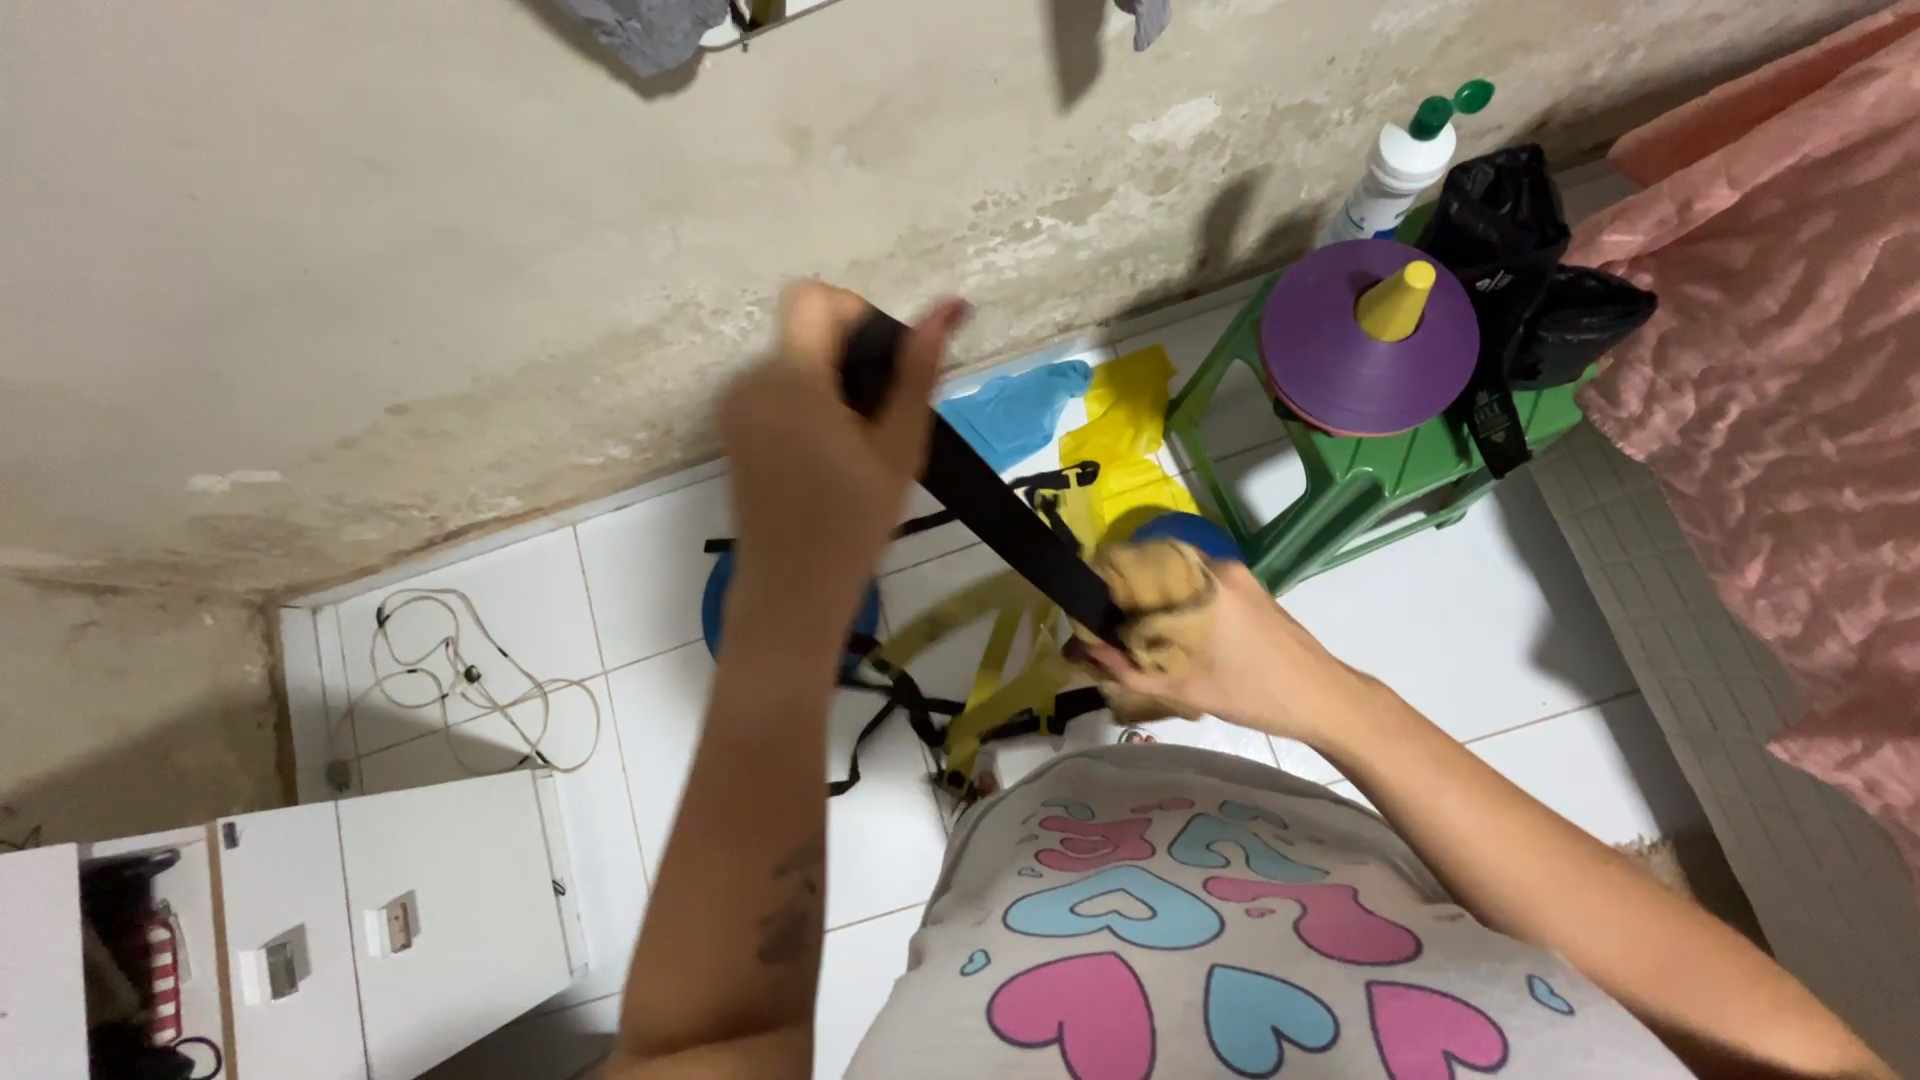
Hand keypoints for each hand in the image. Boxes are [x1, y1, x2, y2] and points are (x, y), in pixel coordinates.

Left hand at [718, 281, 968, 624]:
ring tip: (854, 444)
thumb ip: (918, 373)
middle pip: (804, 329)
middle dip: (848, 356)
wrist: (792, 590)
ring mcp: (734, 407)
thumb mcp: (898, 449)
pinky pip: (772, 388)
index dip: (855, 313)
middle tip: (880, 419)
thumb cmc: (853, 524)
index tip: (883, 365)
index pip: (813, 297)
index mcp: (791, 381)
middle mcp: (750, 381)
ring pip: (790, 359)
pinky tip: (825, 454)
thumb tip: (950, 306)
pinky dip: (804, 402)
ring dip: (827, 381)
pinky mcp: (730, 429)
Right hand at [1080, 561, 1375, 744]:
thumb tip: (1082, 651)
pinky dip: (1175, 602)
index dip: (1104, 586)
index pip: (1135, 563)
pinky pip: (1195, 583)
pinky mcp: (1246, 587)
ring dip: (1151, 599)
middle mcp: (1217, 565)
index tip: (1088, 615)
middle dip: (1125, 595)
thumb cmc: (1255, 695)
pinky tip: (1169, 634)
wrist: (1325, 700)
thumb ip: (1128, 668)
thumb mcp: (1185, 688)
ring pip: (1174, 575)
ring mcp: (1236, 574)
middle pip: (1153, 566)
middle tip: (1108, 630)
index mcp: (1203, 582)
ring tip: (1135, 636)